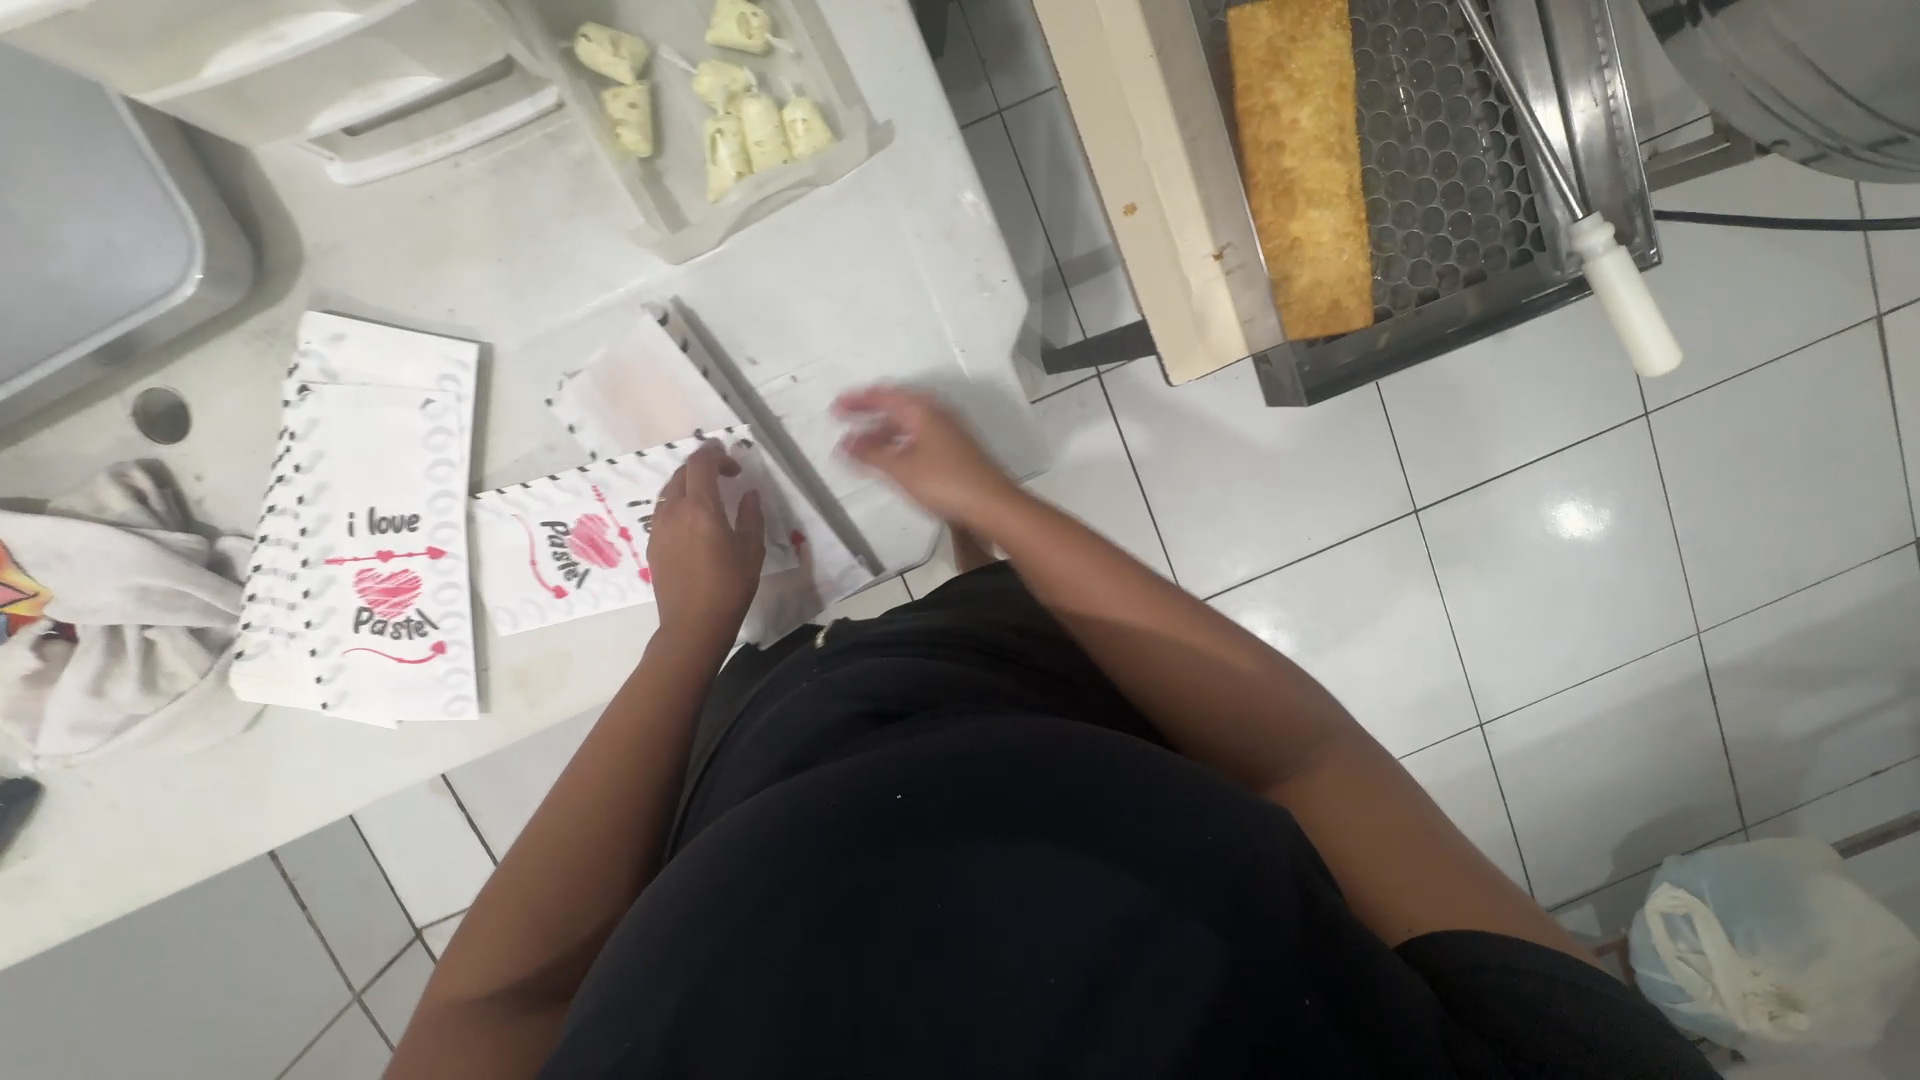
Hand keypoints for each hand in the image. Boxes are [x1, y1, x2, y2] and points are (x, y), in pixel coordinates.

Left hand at [647, 441, 765, 642]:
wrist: (693, 625)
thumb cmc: (730, 587)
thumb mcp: (752, 549)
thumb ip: (751, 516)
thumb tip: (749, 495)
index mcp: (700, 507)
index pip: (701, 464)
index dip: (716, 454)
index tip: (732, 462)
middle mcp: (673, 511)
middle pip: (681, 473)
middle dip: (703, 467)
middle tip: (725, 475)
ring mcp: (658, 528)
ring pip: (669, 492)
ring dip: (688, 485)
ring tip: (709, 496)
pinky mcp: (652, 545)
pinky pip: (663, 512)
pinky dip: (679, 505)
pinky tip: (694, 522)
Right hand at [832, 385, 1021, 525]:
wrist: (993, 504)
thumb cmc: (945, 483)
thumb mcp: (901, 469)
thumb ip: (869, 454)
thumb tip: (843, 444)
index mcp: (922, 409)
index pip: (883, 394)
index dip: (857, 400)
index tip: (835, 408)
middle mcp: (936, 413)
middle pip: (896, 407)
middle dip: (868, 415)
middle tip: (843, 423)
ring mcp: (948, 431)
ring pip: (907, 424)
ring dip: (882, 433)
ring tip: (859, 448)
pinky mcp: (954, 449)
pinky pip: (918, 437)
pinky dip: (898, 444)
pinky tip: (889, 460)